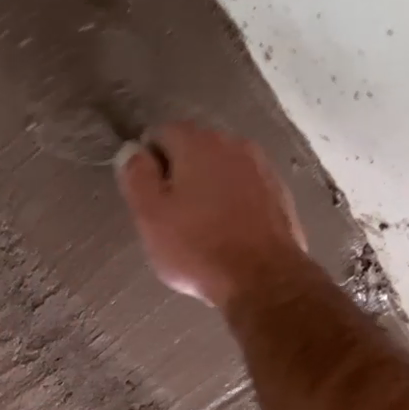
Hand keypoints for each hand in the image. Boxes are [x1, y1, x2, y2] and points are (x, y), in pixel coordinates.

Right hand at [115, 123, 308, 308]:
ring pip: (220, 166)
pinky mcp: (277, 192)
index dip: (146, 159)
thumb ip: (136, 177)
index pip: (161, 132)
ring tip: (194, 222)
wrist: (261, 277)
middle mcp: (233, 144)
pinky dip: (228, 199)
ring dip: (204, 184)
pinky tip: (222, 229)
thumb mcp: (150, 216)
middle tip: (165, 212)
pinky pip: (243, 186)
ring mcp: (261, 166)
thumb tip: (130, 150)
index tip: (143, 192)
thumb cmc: (195, 247)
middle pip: (194, 146)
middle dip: (176, 170)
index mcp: (197, 144)